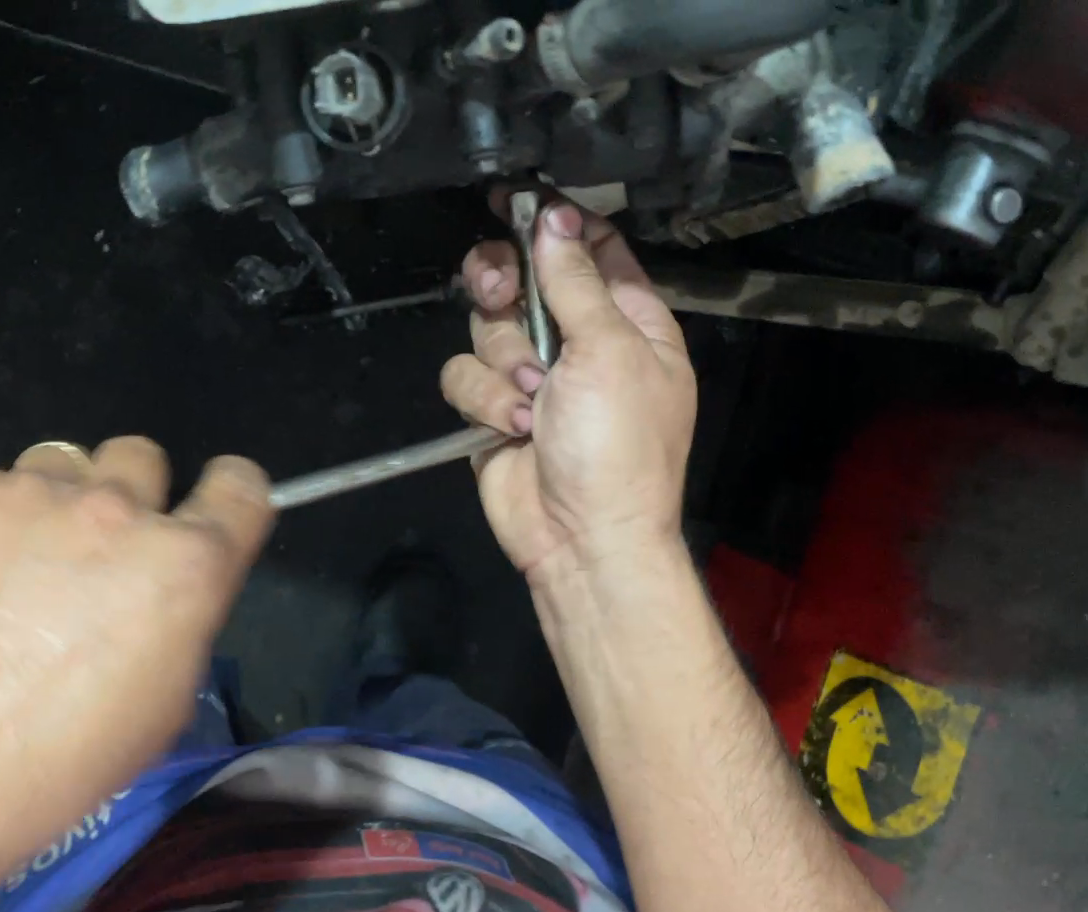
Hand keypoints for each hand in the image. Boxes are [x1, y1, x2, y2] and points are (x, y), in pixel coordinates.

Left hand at [0, 437, 273, 911]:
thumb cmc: (60, 764)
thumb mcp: (164, 703)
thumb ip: (181, 616)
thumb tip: (161, 584)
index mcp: (184, 566)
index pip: (241, 485)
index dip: (231, 497)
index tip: (208, 518)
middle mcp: (115, 510)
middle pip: (144, 457)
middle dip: (134, 501)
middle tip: (97, 562)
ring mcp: (28, 494)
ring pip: (66, 463)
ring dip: (62, 504)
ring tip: (22, 570)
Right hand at [440, 201, 696, 582]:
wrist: (579, 536)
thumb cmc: (617, 444)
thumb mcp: (609, 351)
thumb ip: (575, 282)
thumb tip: (554, 219)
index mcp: (624, 318)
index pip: (587, 248)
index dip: (552, 222)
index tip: (514, 199)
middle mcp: (573, 340)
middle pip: (521, 280)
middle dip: (504, 286)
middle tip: (500, 292)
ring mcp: (528, 377)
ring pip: (484, 329)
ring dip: (502, 361)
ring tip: (530, 400)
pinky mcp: (489, 410)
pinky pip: (463, 376)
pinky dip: (482, 401)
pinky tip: (509, 428)